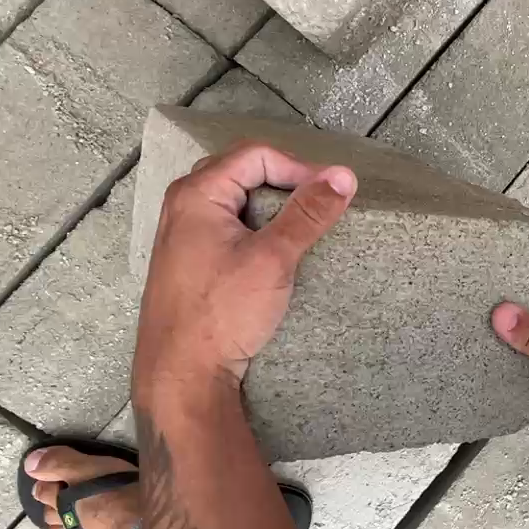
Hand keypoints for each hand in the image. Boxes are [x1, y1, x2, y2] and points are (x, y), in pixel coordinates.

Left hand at [27, 445, 142, 528]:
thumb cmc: (120, 492)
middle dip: (51, 504)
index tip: (50, 476)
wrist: (143, 524)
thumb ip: (63, 463)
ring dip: (59, 526)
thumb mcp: (93, 468)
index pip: (44, 491)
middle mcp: (65, 522)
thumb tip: (29, 462)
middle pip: (50, 513)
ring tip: (67, 519)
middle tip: (61, 495)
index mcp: (63, 500)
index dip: (45, 482)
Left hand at [134, 143, 356, 410]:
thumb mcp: (274, 258)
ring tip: (305, 227)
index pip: (257, 155)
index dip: (299, 168)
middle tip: (321, 205)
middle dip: (287, 181)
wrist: (184, 372)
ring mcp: (185, 232)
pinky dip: (261, 225)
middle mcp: (185, 205)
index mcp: (197, 194)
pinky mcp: (193, 258)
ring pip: (239, 198)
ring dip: (275, 205)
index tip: (332, 195)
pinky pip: (231, 222)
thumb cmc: (224, 311)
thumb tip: (344, 176)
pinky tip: (279, 249)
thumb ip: (309, 213)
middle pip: (245, 170)